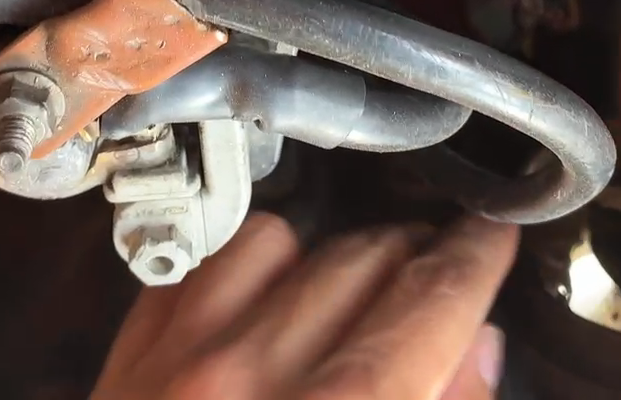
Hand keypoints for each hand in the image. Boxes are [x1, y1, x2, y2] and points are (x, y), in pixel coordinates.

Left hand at [91, 213, 514, 399]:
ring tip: (349, 295)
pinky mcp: (129, 361)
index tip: (492, 236)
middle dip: (413, 254)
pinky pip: (208, 263)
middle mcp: (249, 386)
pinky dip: (248, 267)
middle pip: (360, 262)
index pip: (424, 308)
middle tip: (434, 270)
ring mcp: (176, 365)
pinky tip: (268, 303)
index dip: (472, 260)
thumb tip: (476, 347)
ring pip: (283, 240)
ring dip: (328, 257)